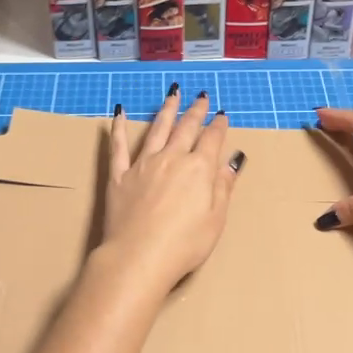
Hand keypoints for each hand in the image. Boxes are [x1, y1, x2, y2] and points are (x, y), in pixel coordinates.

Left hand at [99, 85, 243, 291]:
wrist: (138, 258)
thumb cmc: (184, 245)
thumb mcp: (216, 218)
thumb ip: (224, 185)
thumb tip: (234, 158)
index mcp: (198, 168)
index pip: (212, 139)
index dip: (218, 126)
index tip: (222, 115)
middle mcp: (171, 158)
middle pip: (186, 128)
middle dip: (195, 111)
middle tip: (201, 97)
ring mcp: (143, 164)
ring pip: (157, 129)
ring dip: (167, 110)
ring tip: (172, 94)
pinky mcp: (120, 175)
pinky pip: (118, 146)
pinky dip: (119, 127)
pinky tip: (120, 111)